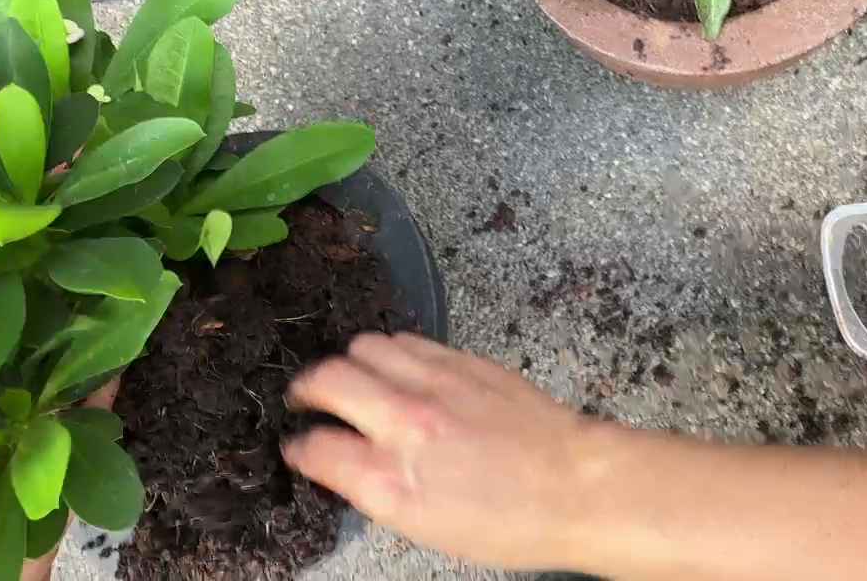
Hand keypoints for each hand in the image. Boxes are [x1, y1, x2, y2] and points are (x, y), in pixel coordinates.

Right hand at [283, 333, 624, 569]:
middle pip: (330, 378)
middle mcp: (409, 422)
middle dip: (306, 387)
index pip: (317, 448)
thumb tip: (338, 461)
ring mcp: (437, 382)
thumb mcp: (426, 527)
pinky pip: (407, 339)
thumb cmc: (506, 521)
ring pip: (366, 345)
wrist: (572, 482)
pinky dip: (389, 351)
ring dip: (348, 361)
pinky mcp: (462, 358)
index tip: (294, 444)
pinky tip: (395, 368)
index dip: (297, 446)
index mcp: (395, 480)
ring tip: (352, 378)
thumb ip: (374, 487)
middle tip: (305, 397)